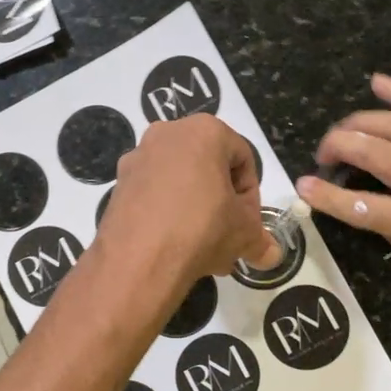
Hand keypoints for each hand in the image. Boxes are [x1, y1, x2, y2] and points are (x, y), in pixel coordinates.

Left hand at [96, 113, 280, 289]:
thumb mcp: (244, 234)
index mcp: (204, 130)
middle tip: (228, 237)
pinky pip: (154, 195)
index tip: (249, 223)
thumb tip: (271, 254)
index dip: (251, 194)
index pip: (243, 158)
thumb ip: (261, 239)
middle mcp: (167, 133)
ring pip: (180, 183)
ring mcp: (138, 157)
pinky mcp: (119, 184)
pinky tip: (175, 247)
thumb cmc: (202, 229)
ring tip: (203, 249)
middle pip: (208, 169)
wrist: (138, 260)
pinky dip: (168, 215)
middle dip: (222, 204)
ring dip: (196, 212)